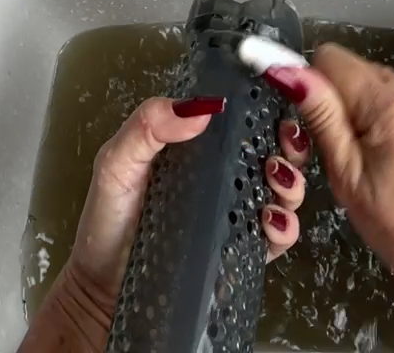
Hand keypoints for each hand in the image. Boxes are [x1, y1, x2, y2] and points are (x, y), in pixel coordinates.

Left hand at [20, 96, 309, 352]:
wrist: (102, 291)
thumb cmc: (107, 219)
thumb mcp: (117, 161)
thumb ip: (149, 126)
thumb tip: (201, 107)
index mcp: (191, 146)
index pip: (233, 118)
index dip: (260, 107)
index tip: (274, 102)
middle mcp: (217, 174)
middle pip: (267, 149)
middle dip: (288, 142)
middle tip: (286, 142)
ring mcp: (231, 213)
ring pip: (278, 189)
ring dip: (290, 181)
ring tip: (276, 178)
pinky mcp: (239, 251)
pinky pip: (274, 237)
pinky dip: (284, 227)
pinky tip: (272, 220)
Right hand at [266, 44, 393, 352]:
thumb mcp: (351, 184)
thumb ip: (321, 119)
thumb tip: (290, 72)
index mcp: (391, 105)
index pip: (330, 57)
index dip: (313, 86)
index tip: (311, 117)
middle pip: (363, 73)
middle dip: (349, 106)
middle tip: (355, 158)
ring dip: (382, 115)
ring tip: (393, 167)